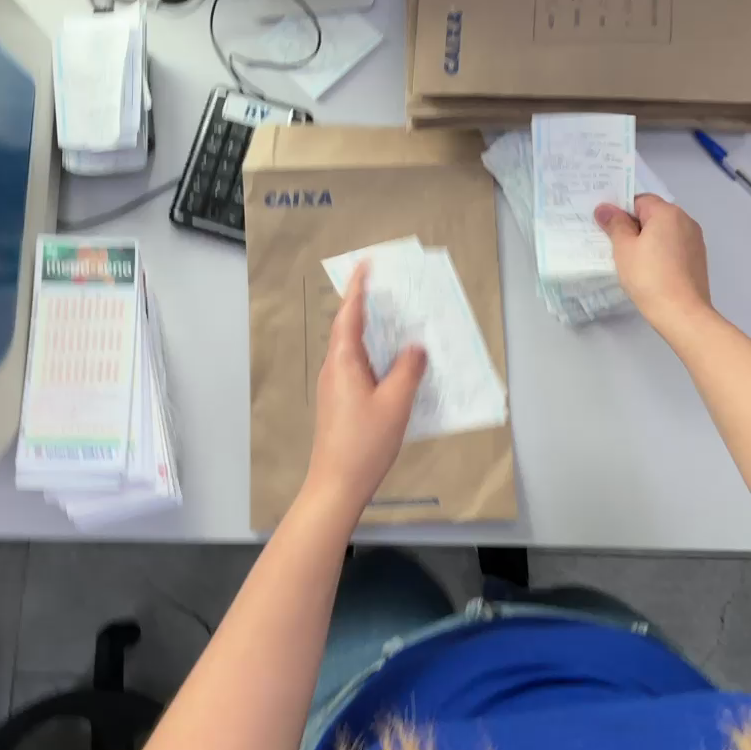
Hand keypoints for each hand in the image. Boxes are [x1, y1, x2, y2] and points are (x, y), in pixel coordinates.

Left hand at [303, 262, 426, 506]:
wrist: (336, 485)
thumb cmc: (364, 443)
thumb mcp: (395, 404)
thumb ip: (408, 371)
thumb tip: (416, 348)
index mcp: (344, 361)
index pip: (349, 314)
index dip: (358, 288)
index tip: (366, 265)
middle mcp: (335, 369)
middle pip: (349, 329)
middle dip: (366, 306)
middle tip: (388, 288)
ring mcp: (335, 387)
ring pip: (355, 350)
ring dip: (373, 333)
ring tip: (396, 321)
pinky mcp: (340, 403)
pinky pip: (359, 369)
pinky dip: (376, 358)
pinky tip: (395, 366)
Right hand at [596, 193, 715, 330]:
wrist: (681, 312)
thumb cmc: (648, 276)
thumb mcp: (624, 249)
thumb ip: (615, 224)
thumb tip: (604, 208)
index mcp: (667, 213)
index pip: (639, 200)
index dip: (621, 212)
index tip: (608, 230)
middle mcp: (686, 220)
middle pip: (653, 215)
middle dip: (634, 226)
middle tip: (617, 246)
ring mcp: (695, 240)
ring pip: (664, 232)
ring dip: (648, 240)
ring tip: (634, 261)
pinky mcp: (698, 258)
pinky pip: (674, 246)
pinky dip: (661, 252)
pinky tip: (652, 271)